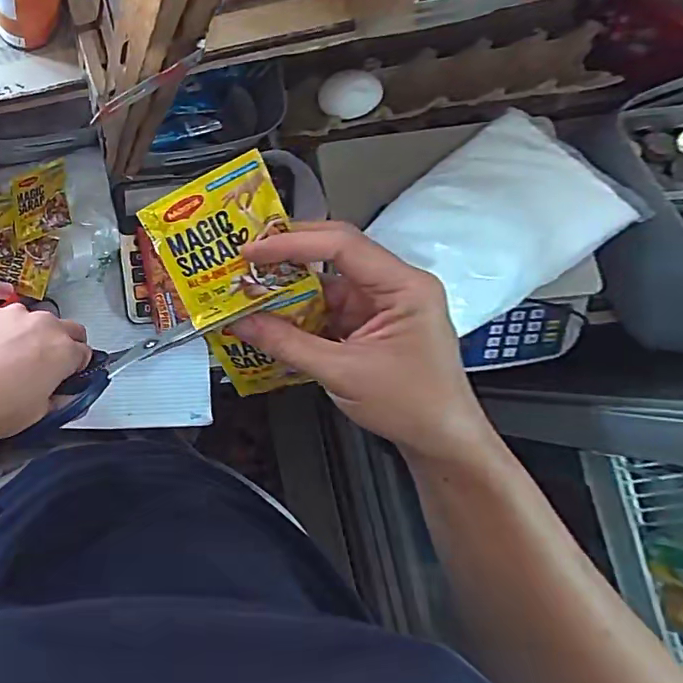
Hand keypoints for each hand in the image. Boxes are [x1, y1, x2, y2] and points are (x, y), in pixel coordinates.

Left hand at [0, 303, 90, 451]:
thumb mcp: (36, 415)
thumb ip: (59, 399)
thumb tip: (63, 392)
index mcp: (63, 350)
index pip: (85, 354)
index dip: (78, 369)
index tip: (66, 381)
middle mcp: (44, 324)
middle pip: (69, 329)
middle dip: (65, 346)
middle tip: (46, 370)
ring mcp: (14, 314)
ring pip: (37, 322)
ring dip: (35, 336)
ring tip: (12, 361)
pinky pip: (9, 320)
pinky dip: (8, 332)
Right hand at [227, 221, 497, 461]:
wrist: (441, 438)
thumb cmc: (412, 405)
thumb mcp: (341, 373)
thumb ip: (287, 344)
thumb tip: (241, 322)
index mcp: (404, 286)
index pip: (341, 246)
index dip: (292, 243)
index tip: (252, 251)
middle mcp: (394, 284)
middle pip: (333, 251)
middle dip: (287, 253)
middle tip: (245, 258)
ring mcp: (379, 302)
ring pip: (325, 279)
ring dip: (288, 284)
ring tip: (249, 287)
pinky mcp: (367, 320)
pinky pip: (325, 303)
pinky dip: (296, 308)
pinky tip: (268, 314)